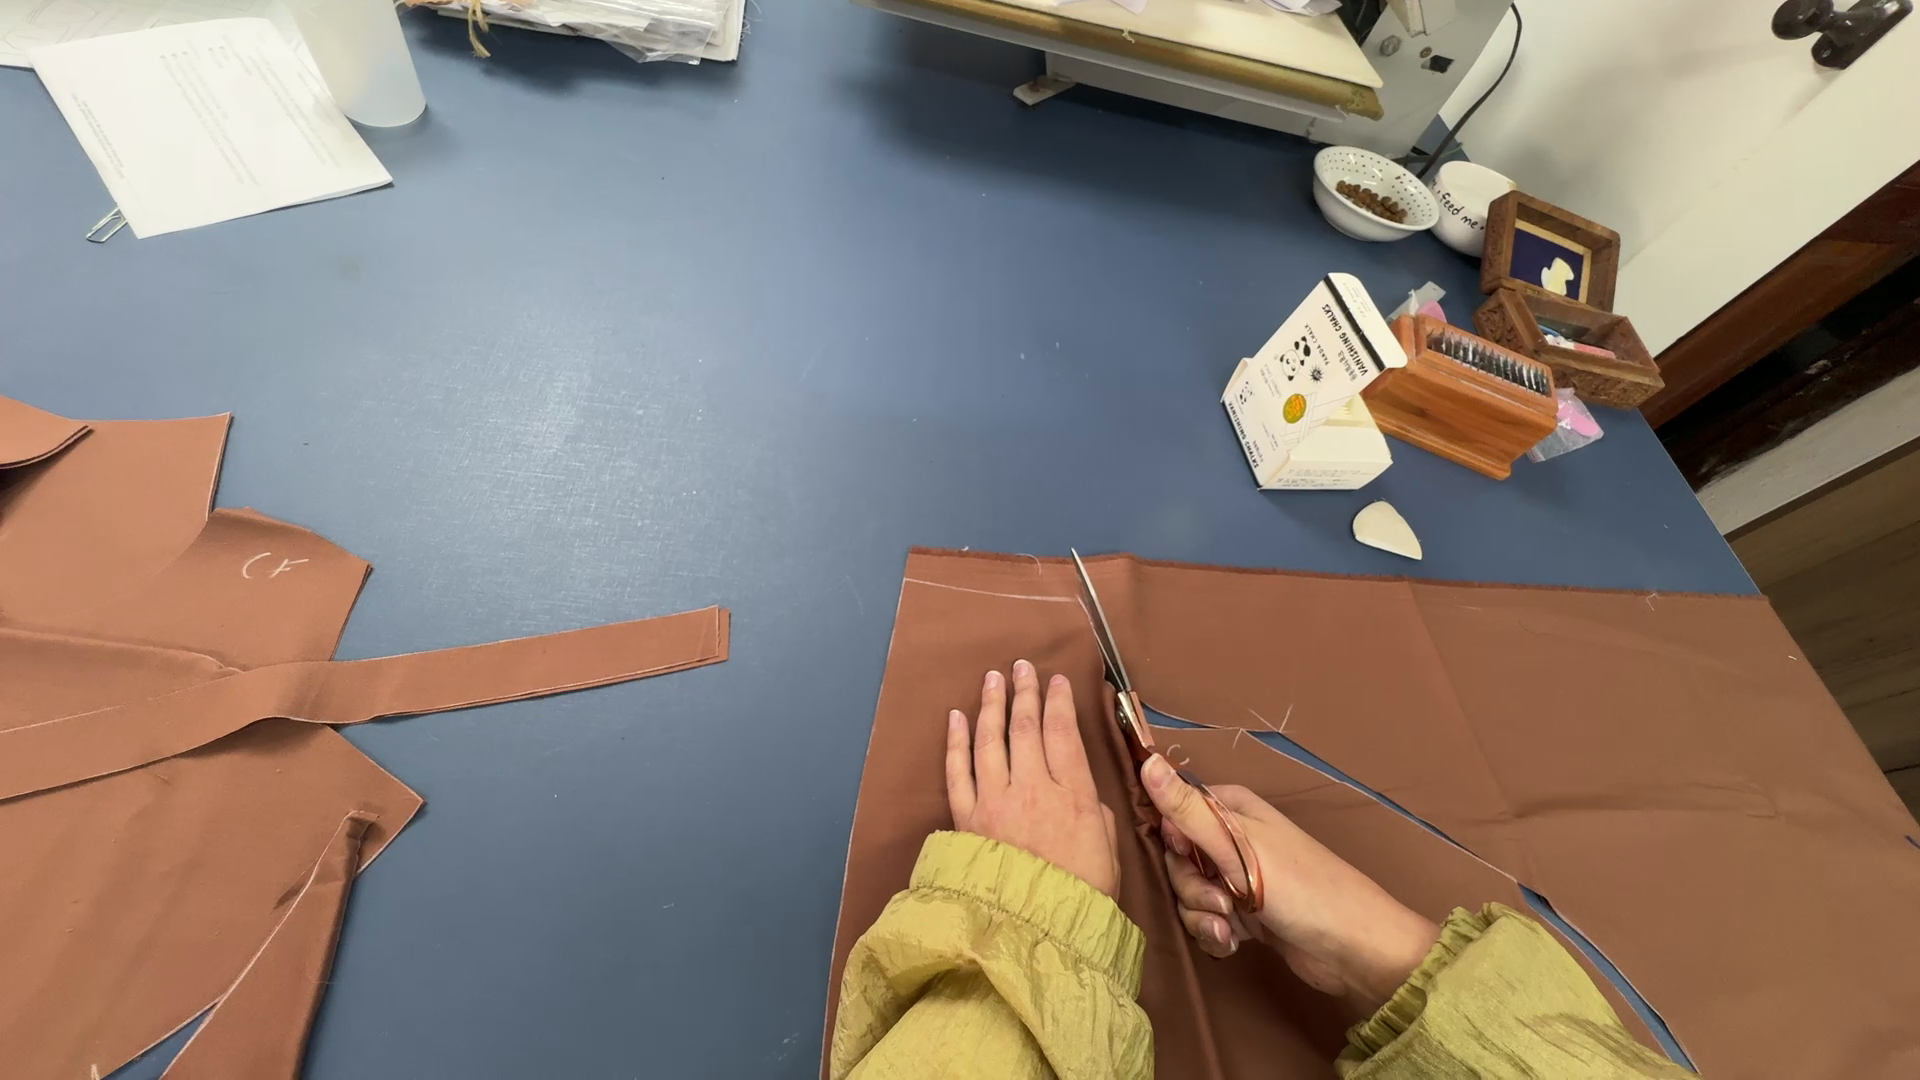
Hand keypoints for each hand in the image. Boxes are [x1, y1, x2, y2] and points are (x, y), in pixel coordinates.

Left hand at [947, 661, 1120, 896]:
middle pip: (1026, 728)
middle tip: (1023, 667)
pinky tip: (956, 717)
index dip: (1059, 702)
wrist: (1035, 935)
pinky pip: (957, 771)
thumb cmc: (1082, 897)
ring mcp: (995, 801)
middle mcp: (1032, 788)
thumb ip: (1095, 813)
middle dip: (1025, 692)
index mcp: (1073, 795)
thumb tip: (1080, 794)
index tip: (1056, 680)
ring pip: (991, 739)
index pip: (1063, 733)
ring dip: (992, 704)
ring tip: (993, 678)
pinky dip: (955, 741)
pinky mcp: (966, 818)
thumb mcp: (1108, 852)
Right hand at [1140, 754, 1437, 1010]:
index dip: (1173, 840)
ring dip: (1202, 914)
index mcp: (1229, 808)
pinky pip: (1204, 917)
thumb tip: (1145, 760)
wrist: (1354, 952)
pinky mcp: (1242, 913)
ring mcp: (1235, 877)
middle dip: (1190, 886)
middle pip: (1177, 858)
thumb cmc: (1300, 886)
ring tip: (1231, 927)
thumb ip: (1186, 808)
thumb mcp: (1237, 845)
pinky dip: (1214, 932)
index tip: (1190, 857)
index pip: (1173, 812)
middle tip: (1221, 901)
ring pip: (1187, 891)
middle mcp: (1228, 838)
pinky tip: (1234, 943)